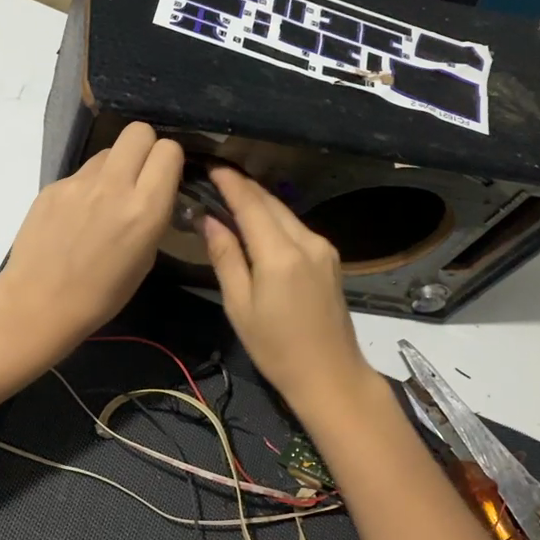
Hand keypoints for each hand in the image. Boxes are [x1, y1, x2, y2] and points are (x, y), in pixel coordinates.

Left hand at [0, 123, 182, 394]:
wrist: (40, 303)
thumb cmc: (101, 295)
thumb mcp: (145, 259)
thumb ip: (152, 216)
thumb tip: (154, 194)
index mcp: (145, 208)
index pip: (168, 150)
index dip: (169, 160)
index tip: (165, 178)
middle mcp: (114, 185)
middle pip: (138, 132)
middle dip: (144, 148)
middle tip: (139, 175)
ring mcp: (79, 182)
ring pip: (107, 151)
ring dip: (114, 167)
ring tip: (105, 200)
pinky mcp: (53, 186)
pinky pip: (80, 173)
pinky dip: (86, 187)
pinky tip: (76, 217)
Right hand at [200, 167, 371, 410]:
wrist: (329, 374)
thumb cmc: (276, 347)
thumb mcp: (239, 305)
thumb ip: (225, 257)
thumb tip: (209, 220)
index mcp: (280, 254)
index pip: (250, 203)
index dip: (229, 181)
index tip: (209, 165)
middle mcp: (306, 242)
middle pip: (270, 202)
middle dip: (243, 187)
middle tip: (214, 177)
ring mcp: (323, 249)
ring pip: (285, 213)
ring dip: (258, 202)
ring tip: (229, 197)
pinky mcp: (330, 259)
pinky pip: (296, 228)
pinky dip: (274, 220)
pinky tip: (256, 224)